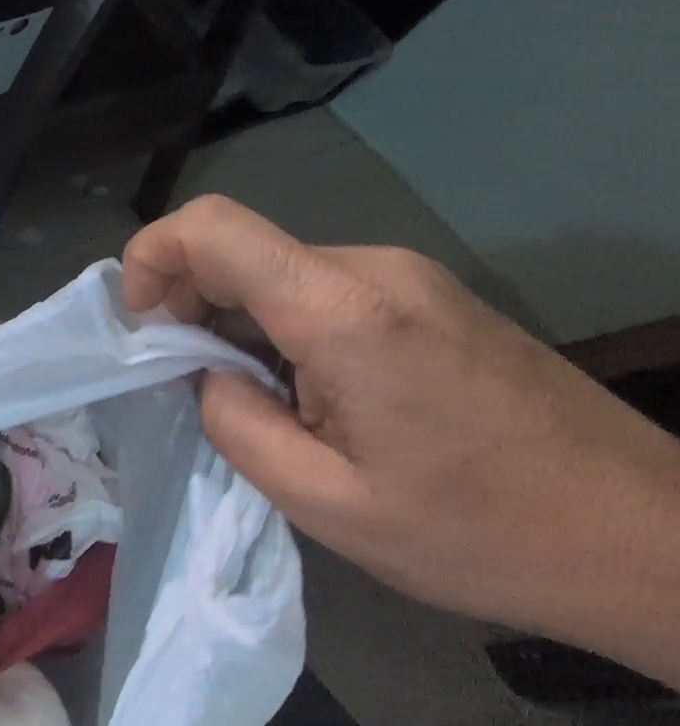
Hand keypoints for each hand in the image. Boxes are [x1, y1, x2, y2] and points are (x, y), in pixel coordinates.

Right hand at [122, 195, 679, 686]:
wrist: (661, 545)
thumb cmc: (486, 532)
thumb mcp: (328, 504)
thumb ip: (234, 424)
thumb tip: (208, 375)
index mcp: (342, 310)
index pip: (209, 228)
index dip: (150, 257)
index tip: (144, 326)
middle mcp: (373, 269)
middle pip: (238, 249)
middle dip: (189, 303)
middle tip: (195, 382)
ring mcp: (410, 278)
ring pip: (276, 271)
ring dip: (238, 321)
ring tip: (262, 401)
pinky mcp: (431, 297)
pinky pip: (321, 288)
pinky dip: (283, 326)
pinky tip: (314, 394)